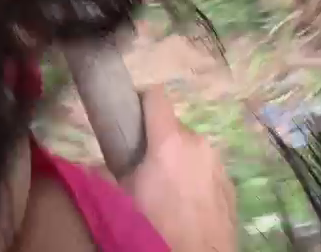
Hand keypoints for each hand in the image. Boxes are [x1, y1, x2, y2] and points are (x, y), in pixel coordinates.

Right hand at [121, 88, 238, 251]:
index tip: (131, 116)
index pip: (155, 95)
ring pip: (192, 148)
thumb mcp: (123, 196)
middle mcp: (197, 142)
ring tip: (170, 188)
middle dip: (160, 139)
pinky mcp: (231, 185)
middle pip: (174, 126)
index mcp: (169, 139)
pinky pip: (208, 169)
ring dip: (180, 158)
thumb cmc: (157, 225)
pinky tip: (190, 203)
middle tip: (146, 165)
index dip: (141, 101)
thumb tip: (90, 162)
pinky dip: (197, 177)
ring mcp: (218, 163)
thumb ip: (109, 170)